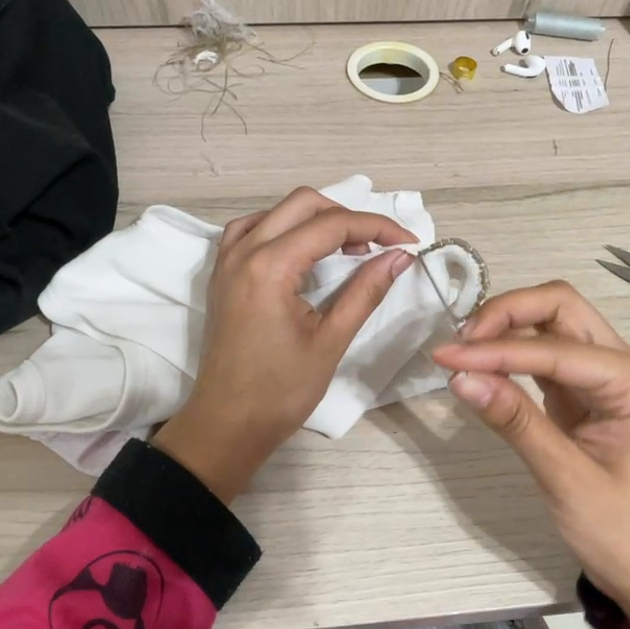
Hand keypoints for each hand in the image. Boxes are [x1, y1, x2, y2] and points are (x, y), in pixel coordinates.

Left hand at [153, 187, 417, 502]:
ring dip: (315, 219)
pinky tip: (303, 251)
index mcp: (269, 266)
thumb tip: (400, 257)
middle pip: (303, 204)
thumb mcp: (330, 341)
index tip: (407, 243)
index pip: (331, 225)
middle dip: (347, 217)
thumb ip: (365, 291)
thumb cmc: (280, 392)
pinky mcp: (222, 274)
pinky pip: (252, 229)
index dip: (376, 227)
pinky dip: (283, 229)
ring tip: (347, 250)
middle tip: (379, 247)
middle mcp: (243, 252)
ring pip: (277, 211)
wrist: (226, 424)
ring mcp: (227, 260)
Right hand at [431, 282, 629, 628]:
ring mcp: (603, 374)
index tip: (447, 357)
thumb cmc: (622, 531)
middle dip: (507, 313)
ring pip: (550, 322)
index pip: (557, 348)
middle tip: (459, 343)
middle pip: (560, 307)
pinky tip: (480, 365)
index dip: (499, 349)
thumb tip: (461, 378)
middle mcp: (625, 365)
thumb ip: (516, 422)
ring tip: (461, 352)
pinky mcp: (581, 390)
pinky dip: (509, 352)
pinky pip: (542, 352)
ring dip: (505, 327)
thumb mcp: (567, 481)